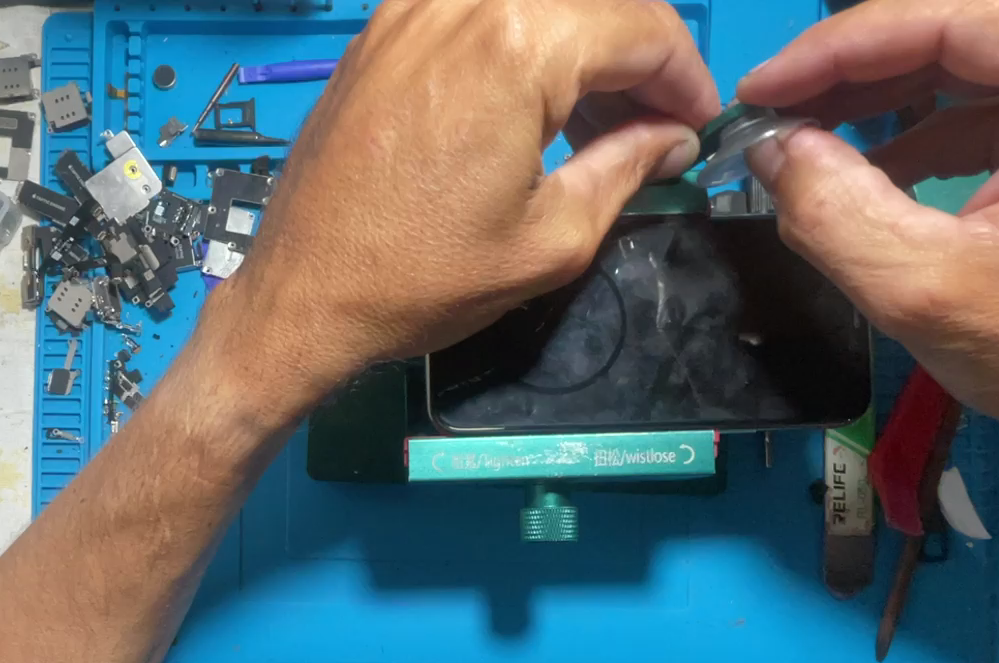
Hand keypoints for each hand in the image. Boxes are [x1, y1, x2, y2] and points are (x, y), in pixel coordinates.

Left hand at [220, 0, 720, 407]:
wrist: (303, 297)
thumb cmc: (423, 281)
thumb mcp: (546, 243)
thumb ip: (622, 171)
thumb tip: (671, 137)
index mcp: (518, 40)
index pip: (641, 23)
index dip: (684, 74)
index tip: (696, 124)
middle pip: (585, 0)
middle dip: (632, 56)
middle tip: (646, 125)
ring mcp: (408, 8)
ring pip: (525, 3)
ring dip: (571, 50)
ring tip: (585, 124)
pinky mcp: (375, 34)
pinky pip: (467, 15)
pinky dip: (511, 46)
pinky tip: (518, 103)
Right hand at [737, 0, 998, 438]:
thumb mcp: (919, 291)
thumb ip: (831, 212)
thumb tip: (768, 148)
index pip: (961, 11)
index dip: (840, 46)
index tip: (754, 92)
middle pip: (976, 8)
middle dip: (861, 55)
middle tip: (773, 108)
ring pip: (985, 30)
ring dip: (885, 77)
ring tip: (802, 125)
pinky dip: (926, 104)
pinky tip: (865, 151)